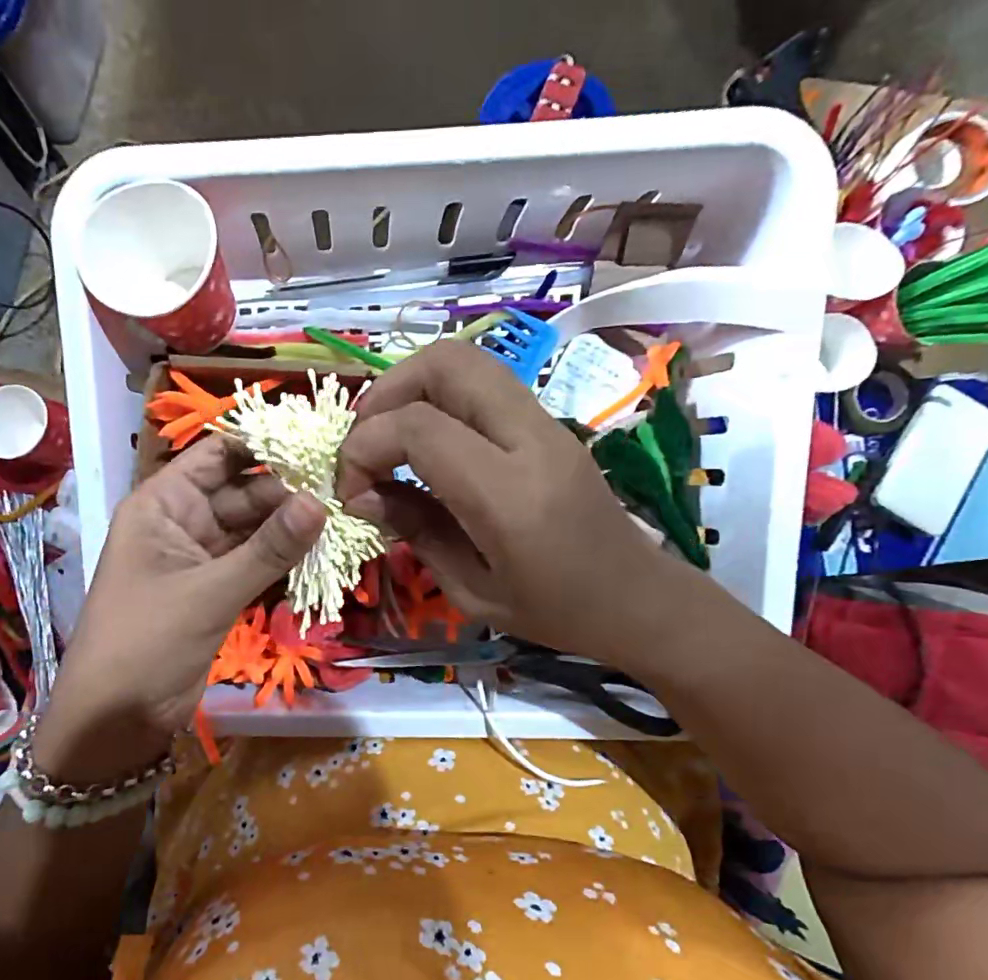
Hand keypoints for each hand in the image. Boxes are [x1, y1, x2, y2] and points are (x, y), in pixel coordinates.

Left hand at [39, 437, 324, 775]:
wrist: (116, 720)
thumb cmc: (146, 643)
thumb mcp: (210, 592)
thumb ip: (269, 548)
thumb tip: (321, 502)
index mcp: (163, 505)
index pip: (218, 456)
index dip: (264, 446)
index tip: (319, 446)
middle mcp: (183, 522)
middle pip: (244, 492)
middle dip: (289, 493)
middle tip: (345, 492)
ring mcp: (202, 558)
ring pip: (254, 530)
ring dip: (292, 528)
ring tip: (345, 518)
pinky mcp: (217, 590)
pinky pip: (257, 562)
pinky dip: (285, 560)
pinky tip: (324, 553)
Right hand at [336, 342, 697, 667]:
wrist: (636, 598)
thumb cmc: (555, 612)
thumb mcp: (472, 592)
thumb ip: (416, 532)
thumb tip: (364, 494)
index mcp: (510, 496)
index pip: (420, 428)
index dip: (366, 447)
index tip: (351, 489)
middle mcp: (531, 442)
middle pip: (446, 364)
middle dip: (386, 392)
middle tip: (364, 443)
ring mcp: (546, 424)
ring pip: (468, 359)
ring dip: (412, 385)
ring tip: (389, 437)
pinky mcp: (550, 422)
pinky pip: (485, 383)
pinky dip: (441, 396)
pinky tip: (427, 441)